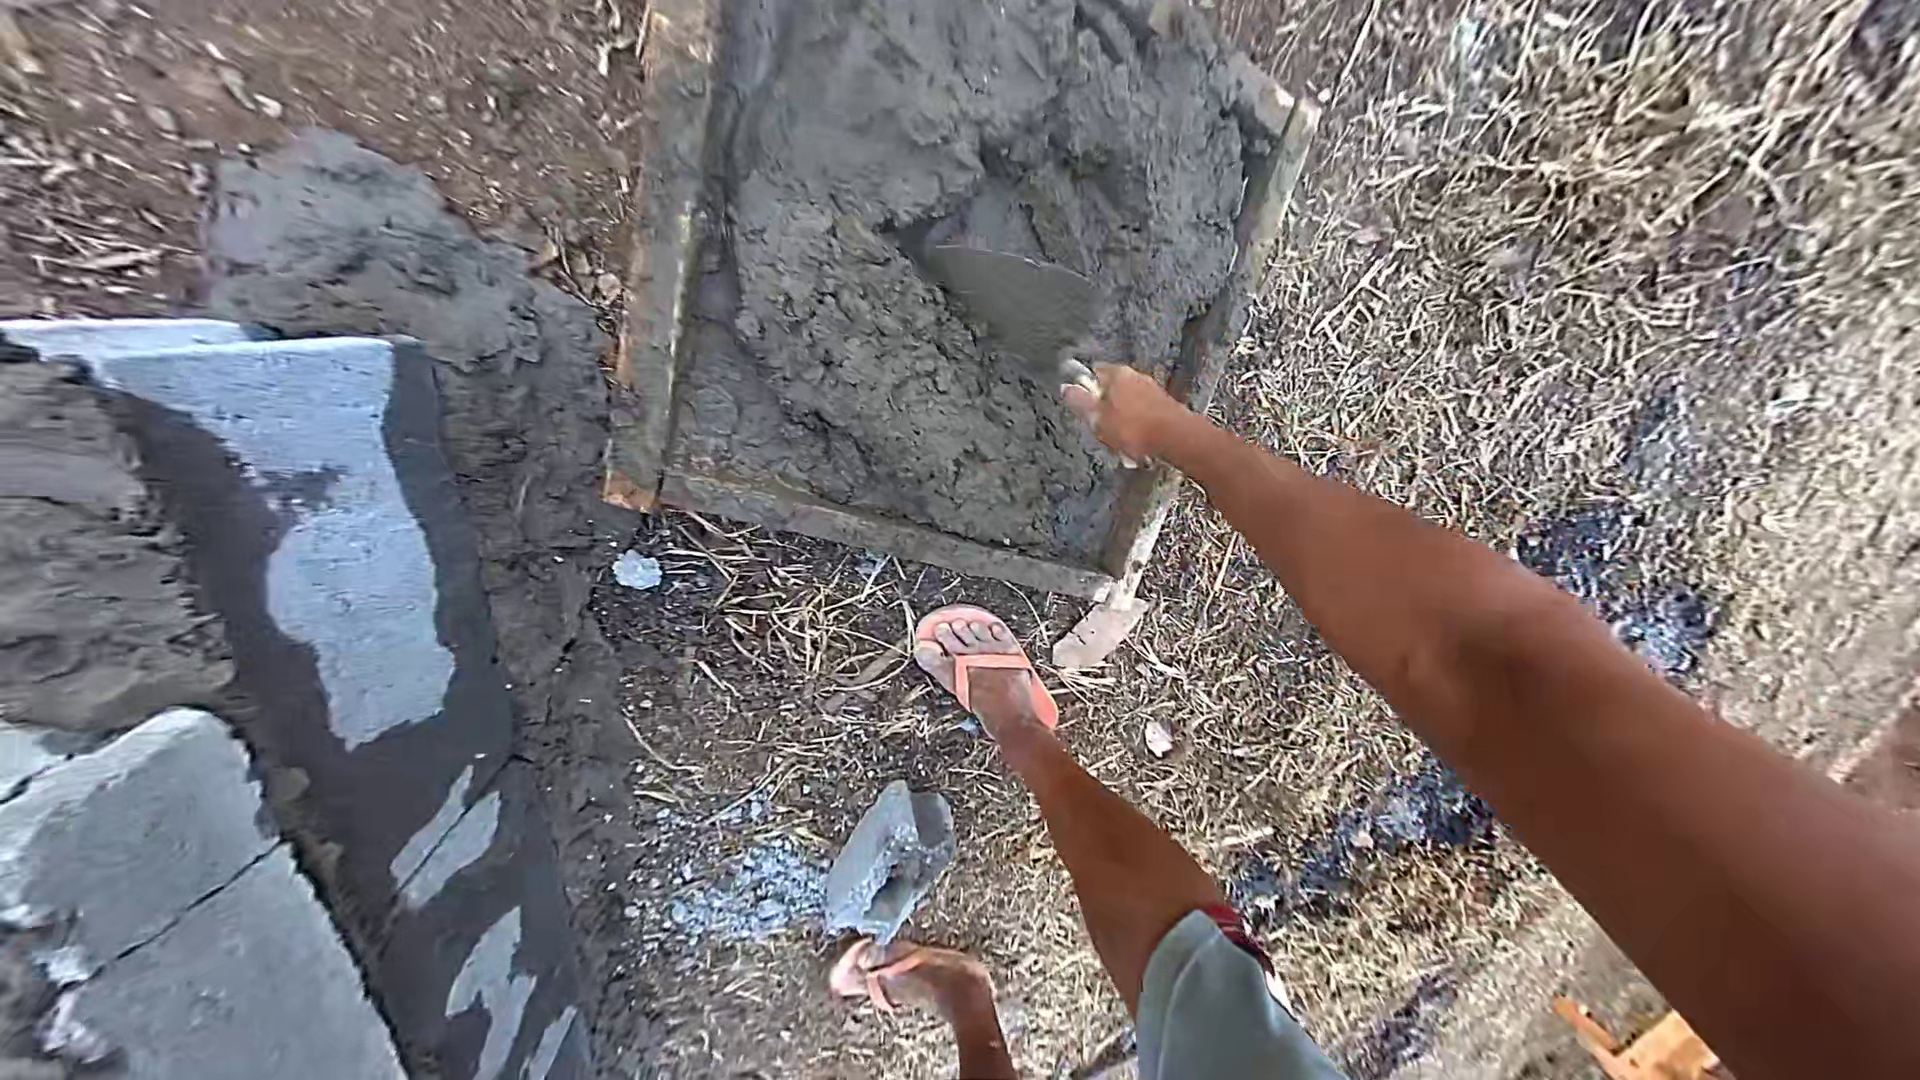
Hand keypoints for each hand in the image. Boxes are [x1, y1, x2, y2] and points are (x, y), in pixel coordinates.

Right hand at [1060, 364, 1190, 463]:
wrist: (1175, 439)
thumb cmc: (1134, 428)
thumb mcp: (1096, 419)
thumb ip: (1079, 402)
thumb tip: (1065, 388)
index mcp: (1117, 374)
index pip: (1092, 373)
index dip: (1085, 393)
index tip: (1085, 412)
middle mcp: (1135, 376)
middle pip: (1110, 391)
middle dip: (1104, 412)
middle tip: (1102, 431)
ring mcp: (1151, 390)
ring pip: (1126, 406)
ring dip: (1121, 424)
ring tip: (1122, 444)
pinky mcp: (1163, 406)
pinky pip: (1142, 416)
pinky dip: (1137, 429)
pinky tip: (1138, 445)